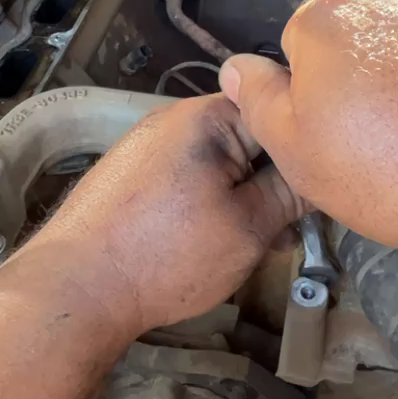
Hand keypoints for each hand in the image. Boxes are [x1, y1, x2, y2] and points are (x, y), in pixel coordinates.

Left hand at [18, 95, 304, 335]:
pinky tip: (214, 243)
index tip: (323, 188)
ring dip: (243, 198)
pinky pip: (188, 178)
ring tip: (257, 247)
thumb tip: (319, 169)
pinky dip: (210, 204)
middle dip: (273, 182)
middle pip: (247, 137)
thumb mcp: (247, 227)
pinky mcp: (131, 174)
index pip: (277, 110)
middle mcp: (173, 118)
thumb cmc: (167, 253)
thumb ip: (291, 193)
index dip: (304, 148)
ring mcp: (148, 145)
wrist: (74, 288)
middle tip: (291, 233)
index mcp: (206, 114)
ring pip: (219, 163)